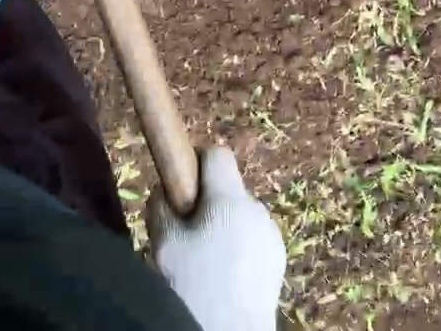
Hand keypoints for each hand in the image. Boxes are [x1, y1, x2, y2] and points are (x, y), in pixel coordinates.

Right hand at [147, 147, 285, 330]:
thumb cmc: (194, 287)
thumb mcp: (162, 243)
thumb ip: (161, 205)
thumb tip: (165, 190)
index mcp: (230, 200)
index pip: (217, 154)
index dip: (196, 161)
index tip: (182, 186)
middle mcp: (256, 209)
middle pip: (228, 186)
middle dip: (207, 200)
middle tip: (188, 233)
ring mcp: (272, 234)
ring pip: (240, 212)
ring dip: (224, 223)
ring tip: (206, 258)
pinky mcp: (279, 258)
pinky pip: (253, 235)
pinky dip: (239, 244)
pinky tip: (226, 274)